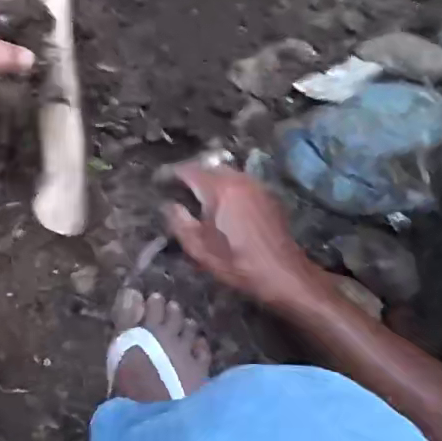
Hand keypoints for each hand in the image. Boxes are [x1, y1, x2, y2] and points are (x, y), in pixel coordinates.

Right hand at [162, 163, 323, 309]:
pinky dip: (228, 188)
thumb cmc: (237, 263)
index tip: (158, 182)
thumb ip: (179, 222)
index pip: (188, 171)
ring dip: (211, 180)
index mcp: (219, 189)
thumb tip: (169, 205)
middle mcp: (239, 180)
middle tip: (178, 188)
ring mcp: (257, 186)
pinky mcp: (269, 196)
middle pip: (209, 167)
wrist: (283, 273)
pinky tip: (225, 205)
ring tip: (199, 196)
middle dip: (191, 175)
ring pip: (228, 174)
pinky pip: (242, 183)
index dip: (170, 174)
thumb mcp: (199, 248)